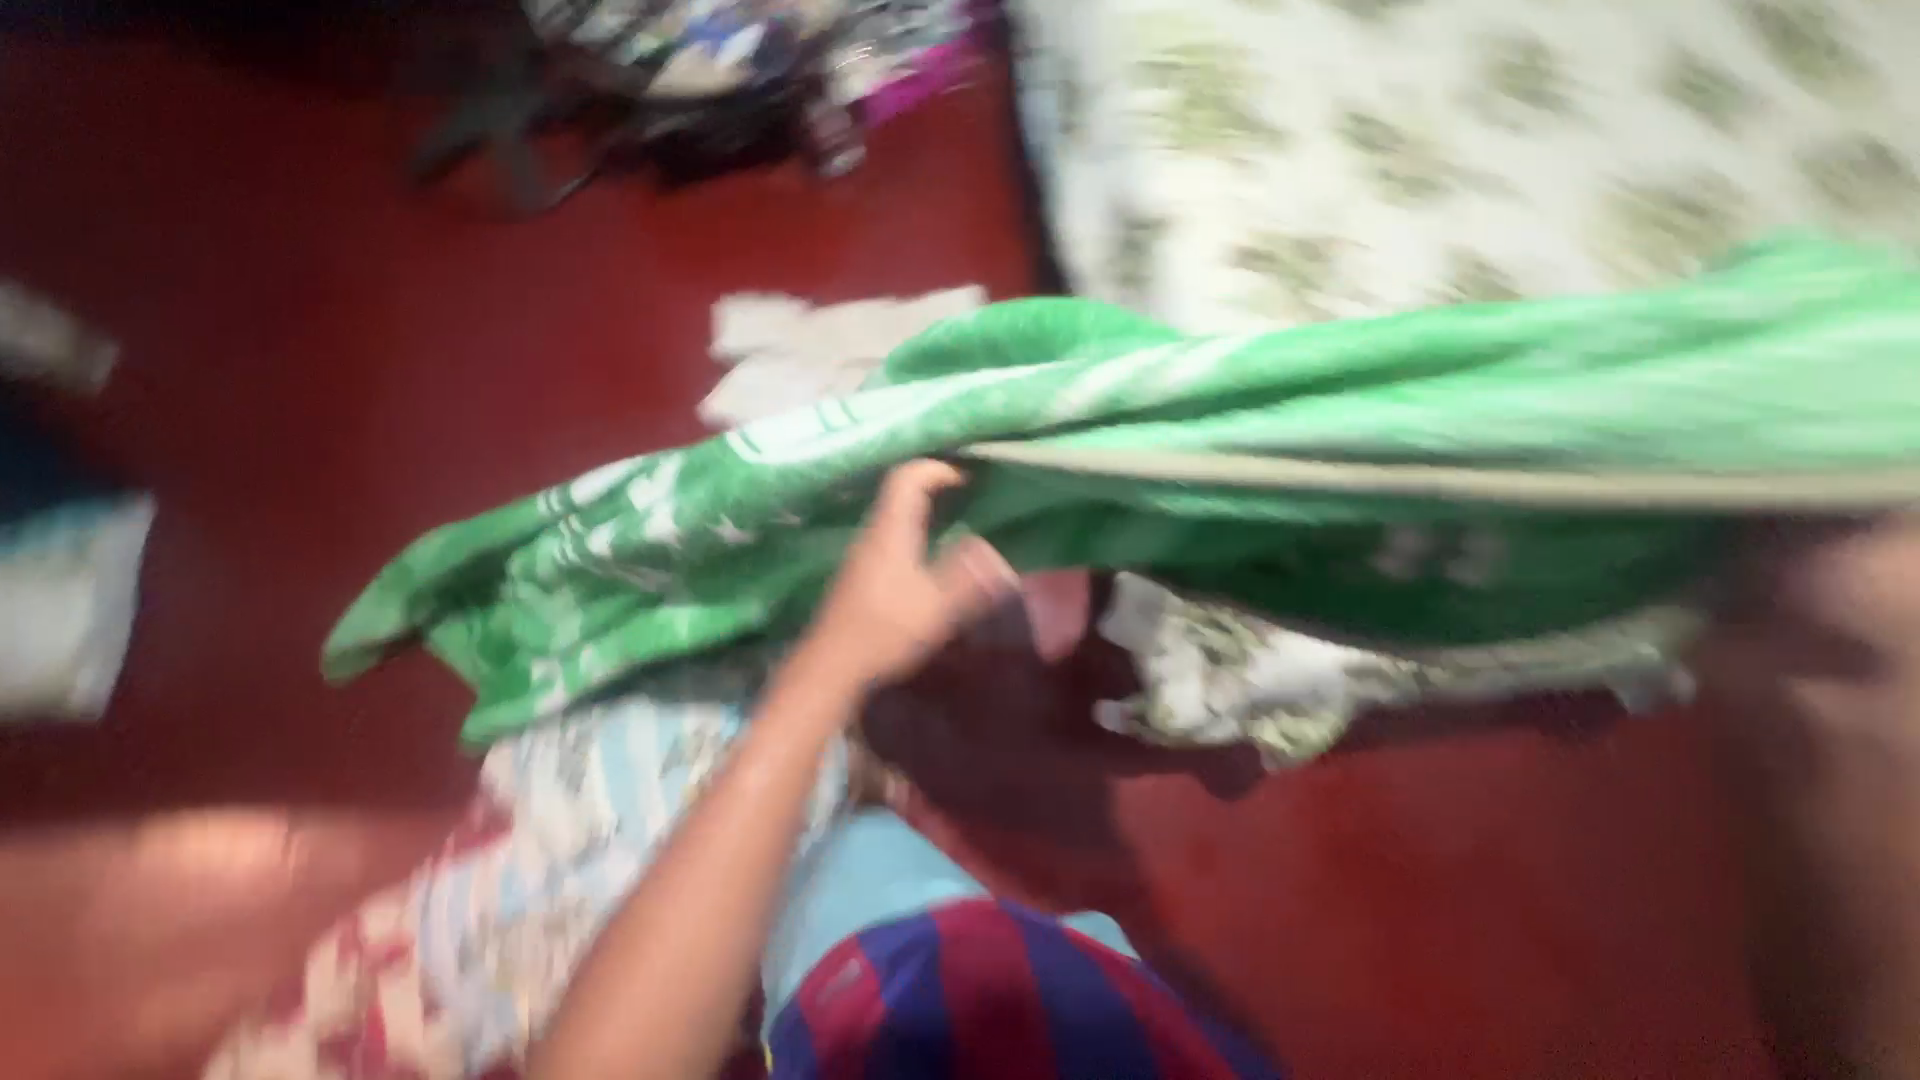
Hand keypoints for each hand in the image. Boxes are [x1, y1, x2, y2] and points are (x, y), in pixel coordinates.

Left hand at [795, 459, 1018, 689]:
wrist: (830, 667)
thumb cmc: (883, 634)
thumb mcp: (934, 609)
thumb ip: (967, 580)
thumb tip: (997, 554)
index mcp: (890, 533)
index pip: (907, 478)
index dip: (937, 468)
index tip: (968, 477)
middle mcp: (872, 535)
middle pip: (900, 492)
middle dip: (935, 486)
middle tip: (970, 494)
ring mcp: (862, 555)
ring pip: (894, 516)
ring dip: (924, 510)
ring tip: (957, 519)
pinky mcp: (859, 576)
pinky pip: (890, 537)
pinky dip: (915, 531)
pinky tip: (930, 556)